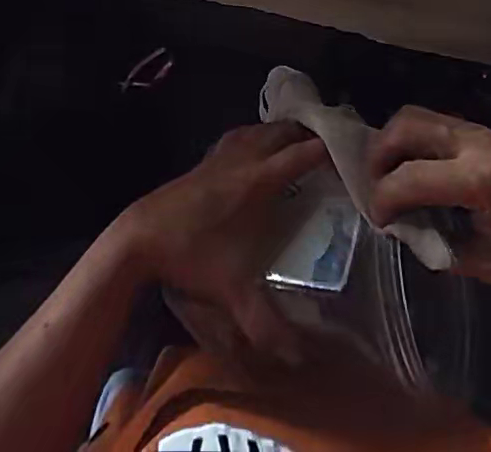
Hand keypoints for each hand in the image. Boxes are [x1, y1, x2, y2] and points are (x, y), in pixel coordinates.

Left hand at [111, 122, 327, 362]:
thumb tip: (300, 358)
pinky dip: (250, 135)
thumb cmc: (190, 256)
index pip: (298, 156)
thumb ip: (267, 324)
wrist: (140, 235)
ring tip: (295, 140)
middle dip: (303, 133)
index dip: (325, 151)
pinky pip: (232, 138)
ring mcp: (217, 159)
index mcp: (255, 182)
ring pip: (252, 131)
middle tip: (328, 142)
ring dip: (275, 131)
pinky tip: (251, 148)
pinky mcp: (200, 163)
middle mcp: (239, 162)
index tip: (350, 154)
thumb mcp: (232, 292)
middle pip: (276, 134)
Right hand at [365, 106, 490, 308]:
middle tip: (376, 187)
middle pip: (405, 126)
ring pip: (417, 116)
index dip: (382, 199)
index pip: (408, 178)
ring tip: (393, 176)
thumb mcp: (490, 265)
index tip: (377, 221)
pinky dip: (416, 140)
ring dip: (395, 142)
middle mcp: (479, 143)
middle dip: (379, 155)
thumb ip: (437, 244)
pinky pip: (437, 123)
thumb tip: (400, 228)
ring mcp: (486, 133)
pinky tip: (419, 168)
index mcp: (481, 179)